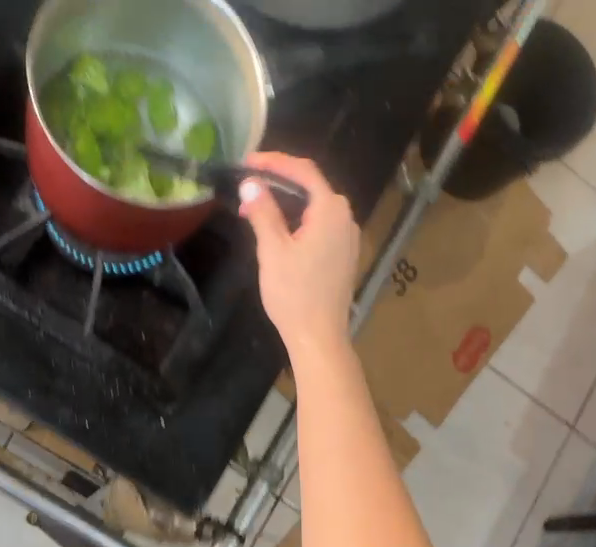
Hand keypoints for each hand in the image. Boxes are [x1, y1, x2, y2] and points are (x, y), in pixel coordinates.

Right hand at [238, 152, 359, 352]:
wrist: (318, 337)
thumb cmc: (294, 294)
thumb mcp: (272, 251)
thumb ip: (263, 212)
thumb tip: (251, 183)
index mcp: (330, 209)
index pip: (303, 171)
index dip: (274, 162)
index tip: (248, 161)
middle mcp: (345, 216)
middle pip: (311, 187)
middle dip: (278, 184)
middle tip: (247, 188)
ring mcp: (348, 237)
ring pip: (315, 208)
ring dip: (286, 205)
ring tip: (255, 210)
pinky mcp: (345, 254)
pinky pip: (320, 226)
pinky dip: (298, 222)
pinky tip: (278, 232)